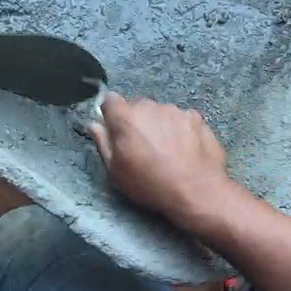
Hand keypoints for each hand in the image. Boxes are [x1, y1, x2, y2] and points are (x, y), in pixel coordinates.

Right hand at [87, 92, 235, 224]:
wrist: (197, 190)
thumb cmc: (150, 184)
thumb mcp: (116, 172)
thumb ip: (103, 143)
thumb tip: (94, 124)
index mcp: (126, 118)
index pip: (109, 100)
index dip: (110, 113)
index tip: (114, 129)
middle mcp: (150, 107)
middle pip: (136, 106)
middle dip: (136, 120)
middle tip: (141, 146)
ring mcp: (176, 111)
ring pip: (160, 112)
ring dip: (158, 124)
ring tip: (166, 151)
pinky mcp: (196, 118)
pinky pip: (180, 118)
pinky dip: (179, 129)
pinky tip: (184, 150)